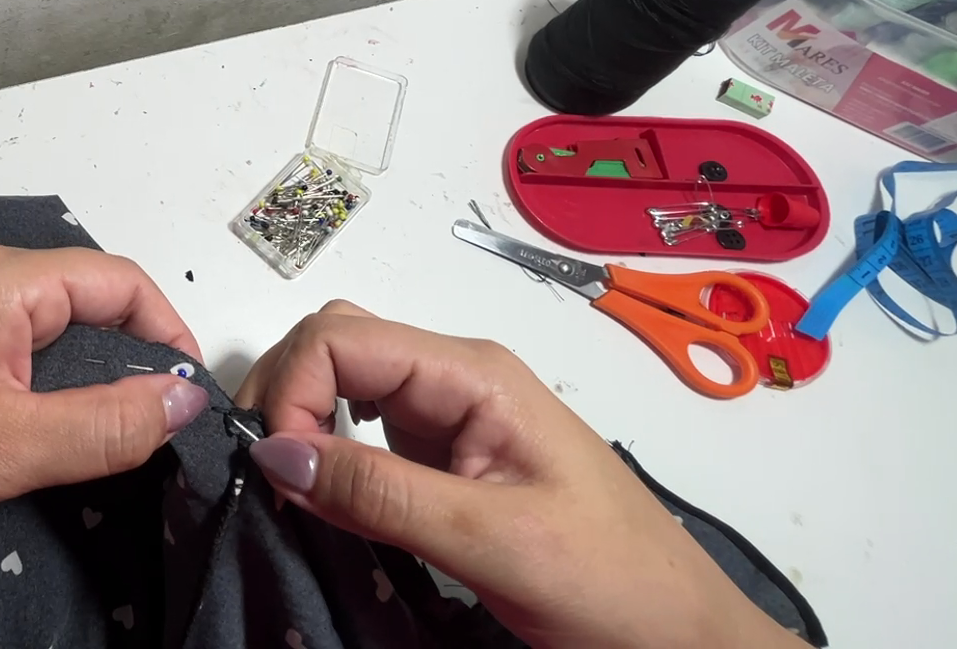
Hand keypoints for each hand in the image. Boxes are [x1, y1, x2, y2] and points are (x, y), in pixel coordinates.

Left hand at [0, 243, 206, 648]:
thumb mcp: (10, 445)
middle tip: (154, 423)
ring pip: (48, 321)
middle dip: (128, 354)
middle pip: (84, 296)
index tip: (190, 394)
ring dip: (86, 370)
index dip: (166, 331)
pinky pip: (12, 338)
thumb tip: (187, 397)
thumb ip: (109, 422)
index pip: (117, 280)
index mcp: (1, 277)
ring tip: (106, 432)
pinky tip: (44, 424)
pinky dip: (44, 375)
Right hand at [235, 302, 797, 648]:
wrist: (691, 643)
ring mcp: (441, 406)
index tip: (277, 465)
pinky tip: (322, 477)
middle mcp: (447, 372)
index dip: (293, 387)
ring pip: (340, 372)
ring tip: (284, 471)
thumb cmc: (614, 587)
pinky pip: (357, 418)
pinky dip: (322, 438)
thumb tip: (271, 452)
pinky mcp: (435, 443)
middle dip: (285, 387)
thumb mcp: (495, 543)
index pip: (341, 338)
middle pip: (334, 339)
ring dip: (299, 409)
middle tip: (265, 462)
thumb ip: (379, 494)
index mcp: (467, 372)